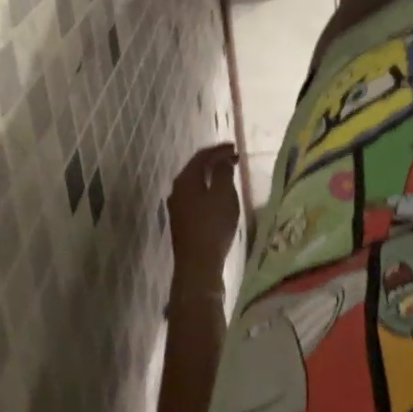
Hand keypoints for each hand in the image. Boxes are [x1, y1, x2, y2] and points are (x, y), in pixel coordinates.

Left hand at [167, 144, 240, 284]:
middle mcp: (177, 190)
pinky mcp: (181, 221)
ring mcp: (177, 207)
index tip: (235, 147)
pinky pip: (195, 196)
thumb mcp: (224, 194)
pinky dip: (208, 189)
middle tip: (235, 158)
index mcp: (185, 179)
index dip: (219, 149)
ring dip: (212, 176)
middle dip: (215, 161)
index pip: (201, 156)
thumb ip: (223, 172)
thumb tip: (221, 160)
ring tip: (229, 174)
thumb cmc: (213, 225)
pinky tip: (219, 196)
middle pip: (196, 168)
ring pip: (195, 183)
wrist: (197, 264)